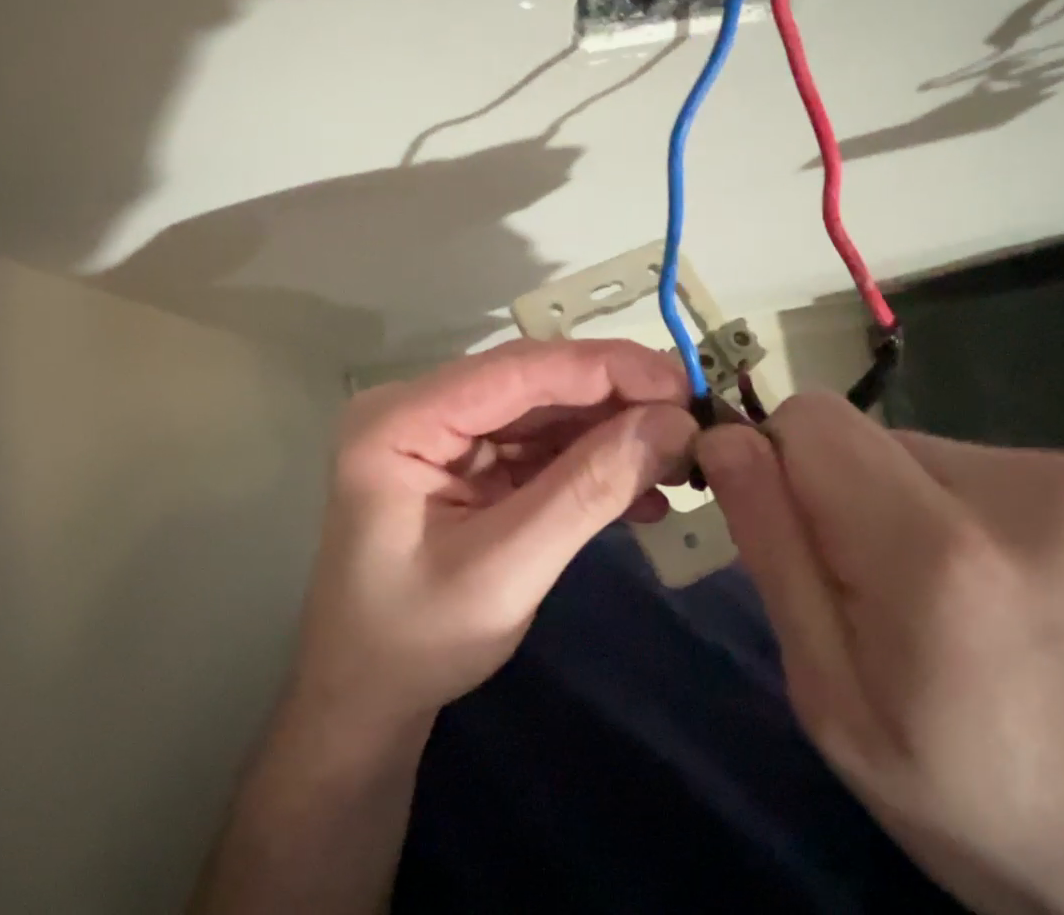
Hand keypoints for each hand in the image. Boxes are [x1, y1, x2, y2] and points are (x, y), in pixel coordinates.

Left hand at [289, 339, 695, 728]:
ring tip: (682, 462)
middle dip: (615, 402)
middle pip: (530, 386)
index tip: (684, 384)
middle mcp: (415, 413)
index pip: (514, 371)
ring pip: (541, 415)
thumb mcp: (506, 569)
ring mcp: (439, 441)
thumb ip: (586, 491)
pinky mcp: (462, 470)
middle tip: (697, 423)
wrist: (367, 695)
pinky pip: (535, 451)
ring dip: (610, 436)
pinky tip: (643, 493)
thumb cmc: (417, 640)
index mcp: (398, 422)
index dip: (604, 368)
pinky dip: (588, 468)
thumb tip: (673, 423)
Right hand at [699, 394, 1063, 914]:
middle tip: (890, 609)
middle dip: (851, 504)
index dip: (776, 466)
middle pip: (871, 440)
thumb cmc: (998, 815)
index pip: (809, 421)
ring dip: (922, 514)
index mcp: (943, 558)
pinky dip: (991, 522)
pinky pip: (1010, 473)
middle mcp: (1036, 491)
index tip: (791, 537)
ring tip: (974, 617)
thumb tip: (728, 444)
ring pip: (938, 456)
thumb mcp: (843, 711)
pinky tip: (1038, 606)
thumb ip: (778, 562)